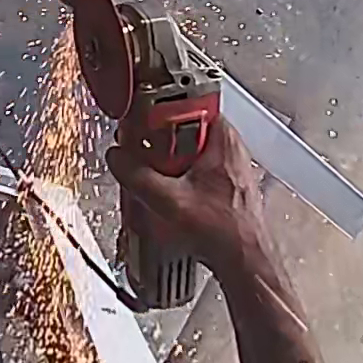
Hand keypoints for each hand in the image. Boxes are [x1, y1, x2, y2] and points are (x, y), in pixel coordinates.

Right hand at [105, 118, 273, 276]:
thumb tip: (117, 159)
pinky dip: (180, 170)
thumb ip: (137, 177)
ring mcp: (230, 161)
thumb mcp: (169, 201)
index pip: (189, 101)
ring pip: (190, 144)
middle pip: (185, 123)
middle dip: (161, 136)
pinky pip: (197, 162)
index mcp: (222, 137)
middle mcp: (229, 144)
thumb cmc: (225, 232)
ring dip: (169, 155)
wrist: (245, 261)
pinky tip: (170, 189)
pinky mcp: (226, 178)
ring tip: (154, 172)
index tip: (144, 118)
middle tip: (143, 149)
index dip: (162, 107)